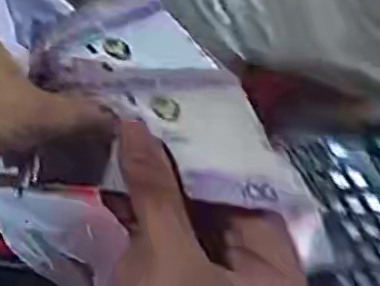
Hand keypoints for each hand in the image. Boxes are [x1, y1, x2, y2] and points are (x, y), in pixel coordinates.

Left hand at [0, 10, 111, 160]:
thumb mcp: (36, 114)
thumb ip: (80, 113)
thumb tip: (117, 114)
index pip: (48, 25)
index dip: (79, 44)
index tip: (111, 64)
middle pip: (37, 54)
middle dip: (68, 76)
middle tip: (108, 98)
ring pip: (23, 77)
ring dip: (49, 97)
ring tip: (89, 117)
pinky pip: (8, 96)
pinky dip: (29, 110)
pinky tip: (55, 130)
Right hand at [110, 121, 305, 285]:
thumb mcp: (167, 255)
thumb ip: (154, 189)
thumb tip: (136, 123)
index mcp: (274, 274)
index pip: (247, 196)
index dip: (207, 152)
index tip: (165, 109)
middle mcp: (248, 275)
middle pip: (212, 206)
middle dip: (169, 163)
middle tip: (130, 116)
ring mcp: (207, 281)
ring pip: (181, 220)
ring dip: (146, 184)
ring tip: (112, 140)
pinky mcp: (171, 283)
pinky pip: (159, 237)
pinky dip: (135, 210)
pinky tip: (105, 182)